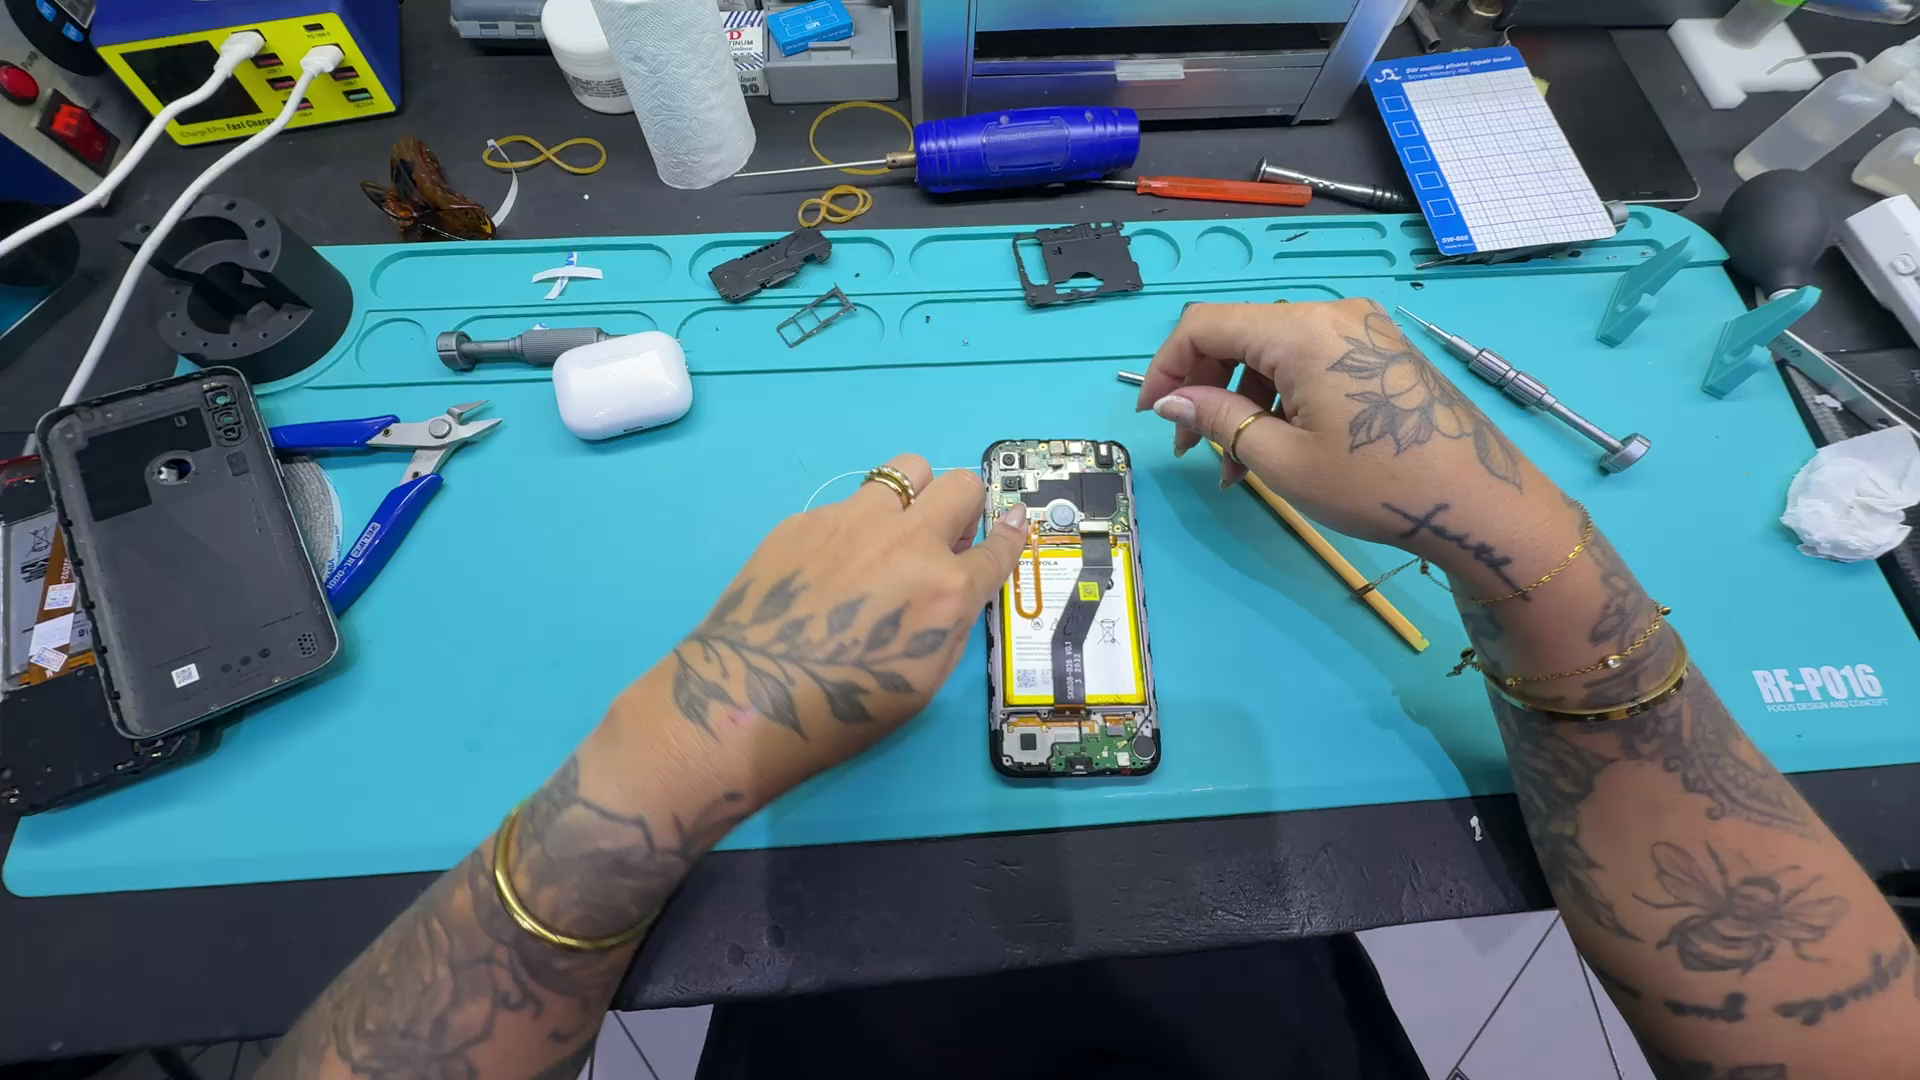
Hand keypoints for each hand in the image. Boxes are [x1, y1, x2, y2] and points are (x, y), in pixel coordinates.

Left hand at [605, 455, 1027, 800]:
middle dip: (966, 505)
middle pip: (961, 484)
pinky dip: (857, 524)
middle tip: (945, 534)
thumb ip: (953, 618)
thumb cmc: (844, 709)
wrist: (745, 697)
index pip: (1001, 546)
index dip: (1012, 536)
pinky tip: (829, 564)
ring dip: (914, 495)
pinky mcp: (807, 518)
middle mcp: (908, 541)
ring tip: (891, 529)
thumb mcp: (926, 680)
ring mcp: (854, 520)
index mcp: (946, 590)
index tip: (1013, 525)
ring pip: (907, 469)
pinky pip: (850, 502)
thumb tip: (960, 579)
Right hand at [1136, 300, 1575, 595]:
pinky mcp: (1374, 353)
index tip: (1152, 414)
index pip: (1205, 326)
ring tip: (1232, 465)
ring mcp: (1358, 331)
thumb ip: (1215, 418)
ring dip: (1237, 402)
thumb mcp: (1279, 458)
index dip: (1166, 366)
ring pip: (1268, 354)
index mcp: (1301, 331)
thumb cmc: (1372, 484)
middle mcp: (1329, 315)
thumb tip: (1168, 401)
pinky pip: (1304, 364)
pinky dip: (1274, 401)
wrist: (1479, 504)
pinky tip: (1271, 448)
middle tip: (1188, 447)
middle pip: (1237, 335)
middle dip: (1202, 388)